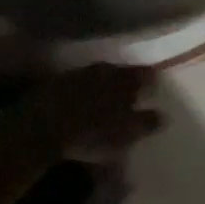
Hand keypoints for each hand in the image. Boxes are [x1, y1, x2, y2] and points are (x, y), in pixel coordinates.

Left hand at [20, 63, 163, 163]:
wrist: (41, 128)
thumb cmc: (92, 132)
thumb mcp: (126, 133)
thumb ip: (146, 122)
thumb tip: (163, 115)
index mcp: (123, 79)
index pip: (144, 74)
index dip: (151, 80)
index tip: (156, 86)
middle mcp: (102, 70)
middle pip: (119, 72)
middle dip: (127, 81)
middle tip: (133, 91)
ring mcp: (76, 75)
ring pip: (97, 76)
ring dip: (104, 85)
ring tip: (107, 98)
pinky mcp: (55, 85)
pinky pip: (77, 85)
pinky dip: (84, 92)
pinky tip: (83, 103)